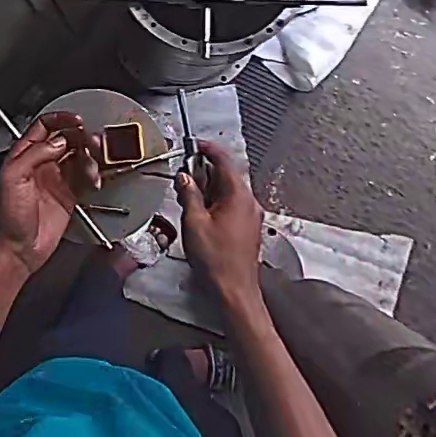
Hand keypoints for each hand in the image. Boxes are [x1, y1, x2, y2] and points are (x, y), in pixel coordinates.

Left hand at [0, 112, 100, 277]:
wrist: (15, 249)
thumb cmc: (5, 217)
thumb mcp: (12, 177)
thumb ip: (35, 154)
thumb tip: (58, 141)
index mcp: (24, 155)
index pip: (44, 127)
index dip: (60, 119)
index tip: (76, 120)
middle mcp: (41, 164)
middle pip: (66, 140)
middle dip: (80, 137)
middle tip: (91, 140)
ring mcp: (56, 179)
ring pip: (78, 157)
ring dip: (90, 155)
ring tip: (94, 159)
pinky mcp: (68, 195)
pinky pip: (85, 178)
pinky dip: (93, 175)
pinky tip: (93, 178)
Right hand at [176, 141, 265, 315]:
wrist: (234, 291)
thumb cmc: (216, 260)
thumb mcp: (194, 222)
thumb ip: (189, 194)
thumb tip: (184, 177)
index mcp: (238, 196)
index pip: (224, 161)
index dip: (208, 149)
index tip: (196, 145)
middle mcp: (249, 202)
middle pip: (227, 175)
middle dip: (205, 172)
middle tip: (185, 176)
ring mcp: (251, 216)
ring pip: (229, 191)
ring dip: (209, 188)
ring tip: (190, 197)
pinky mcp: (248, 227)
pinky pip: (232, 204)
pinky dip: (216, 201)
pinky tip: (202, 213)